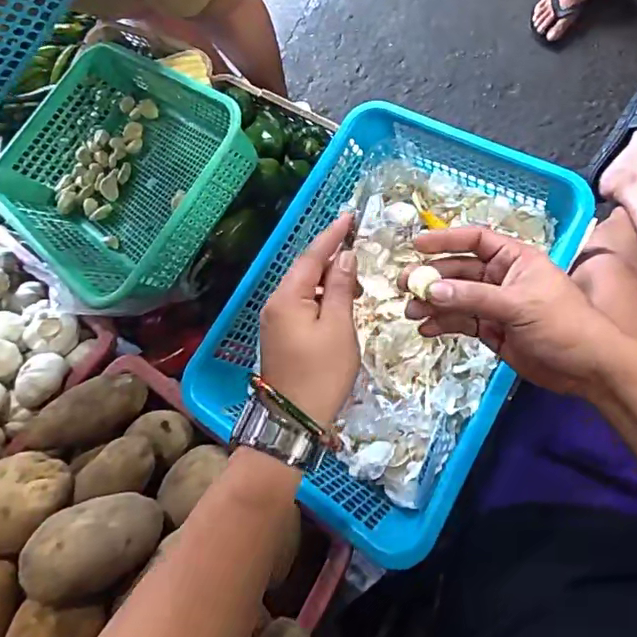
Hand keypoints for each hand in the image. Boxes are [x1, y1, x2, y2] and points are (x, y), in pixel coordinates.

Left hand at [256, 214, 359, 425]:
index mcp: (287, 297)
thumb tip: (345, 257)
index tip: (349, 216)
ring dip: (330, 281)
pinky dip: (322, 298)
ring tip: (358, 284)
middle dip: (332, 258)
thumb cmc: (322, 374)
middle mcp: (275, 303)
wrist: (293, 420)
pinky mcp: (280, 335)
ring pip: (305, 288)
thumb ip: (342, 288)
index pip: (312, 256)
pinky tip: (340, 304)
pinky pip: (302, 304)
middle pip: (306, 270)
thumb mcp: (339, 328)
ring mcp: (275, 320)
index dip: (332, 235)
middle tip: (360, 250)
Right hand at [403, 227, 627, 398]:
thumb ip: (472, 296)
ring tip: (410, 312)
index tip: (417, 244)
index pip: (475, 239)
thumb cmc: (561, 324)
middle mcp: (501, 277)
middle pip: (459, 270)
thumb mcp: (517, 305)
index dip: (445, 239)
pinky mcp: (492, 330)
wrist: (587, 368)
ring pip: (455, 297)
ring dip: (433, 302)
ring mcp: (495, 304)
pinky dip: (443, 324)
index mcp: (514, 258)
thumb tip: (431, 289)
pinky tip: (427, 330)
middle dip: (431, 277)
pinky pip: (461, 321)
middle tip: (405, 285)